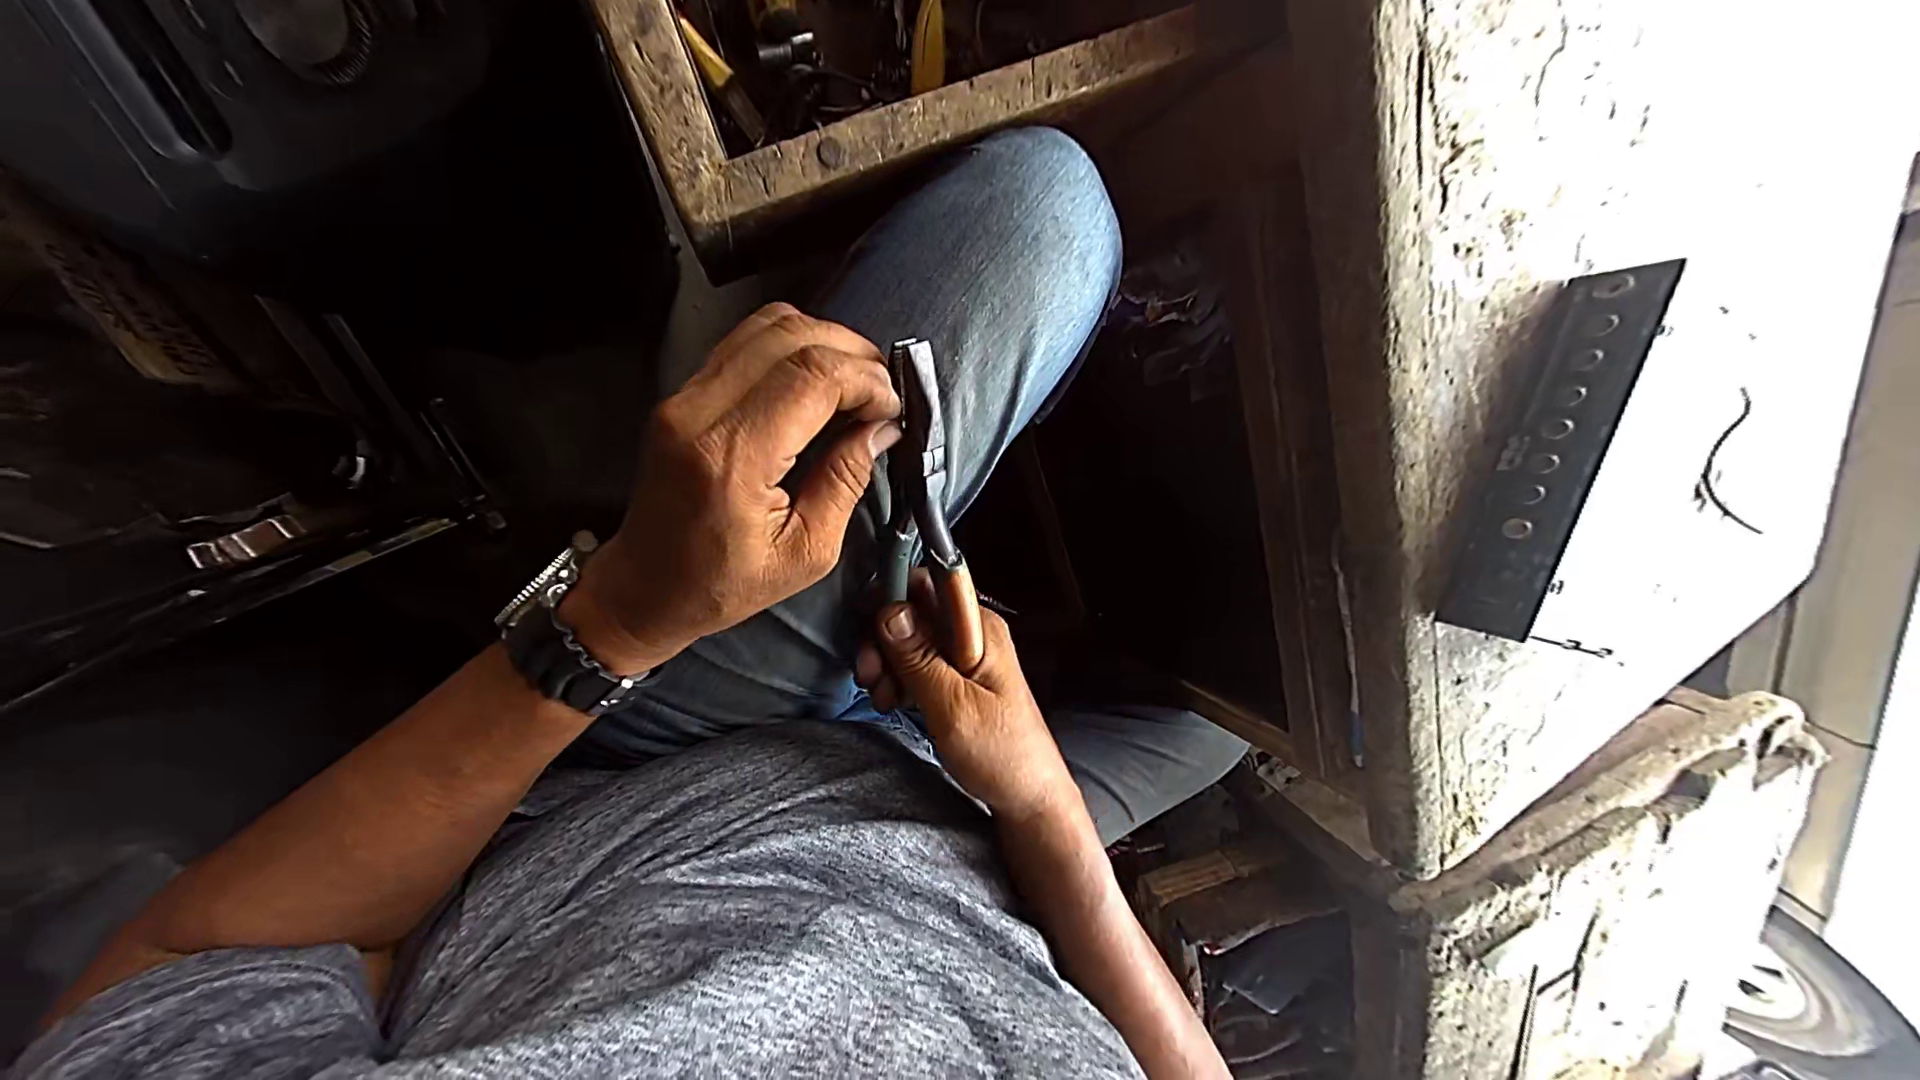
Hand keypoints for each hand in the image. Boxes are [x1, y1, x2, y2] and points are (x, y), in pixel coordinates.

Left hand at [565, 303, 902, 672]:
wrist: (645, 588)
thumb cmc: (720, 584)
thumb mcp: (807, 552)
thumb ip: (846, 480)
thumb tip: (882, 429)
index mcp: (732, 458)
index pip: (812, 376)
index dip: (866, 381)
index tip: (891, 408)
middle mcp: (700, 413)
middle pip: (792, 335)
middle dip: (854, 354)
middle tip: (882, 392)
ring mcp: (684, 398)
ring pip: (768, 325)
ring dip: (826, 343)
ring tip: (856, 383)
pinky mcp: (683, 396)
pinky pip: (747, 343)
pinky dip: (796, 348)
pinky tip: (819, 382)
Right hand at [856, 572, 1080, 824]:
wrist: (1028, 795)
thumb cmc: (1003, 754)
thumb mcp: (953, 706)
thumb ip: (919, 658)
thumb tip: (890, 610)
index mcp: (979, 628)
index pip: (929, 584)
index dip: (892, 595)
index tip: (866, 624)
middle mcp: (971, 633)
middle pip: (913, 611)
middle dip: (883, 639)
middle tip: (872, 675)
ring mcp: (963, 655)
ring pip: (908, 639)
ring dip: (886, 663)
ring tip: (885, 697)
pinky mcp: (955, 677)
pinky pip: (916, 662)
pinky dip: (898, 678)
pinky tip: (894, 701)